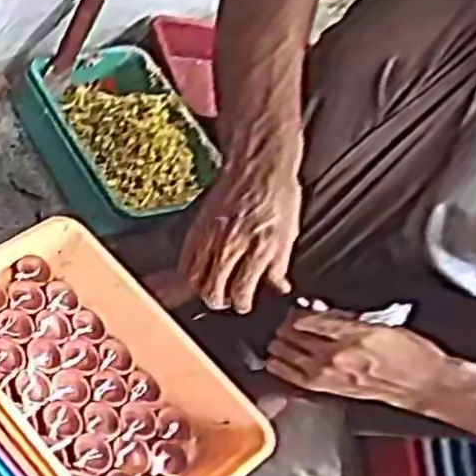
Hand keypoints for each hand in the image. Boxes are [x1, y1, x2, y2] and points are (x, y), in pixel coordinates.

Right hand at [179, 165, 301, 312]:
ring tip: (210, 291)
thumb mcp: (290, 229)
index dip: (241, 302)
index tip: (243, 306)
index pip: (243, 286)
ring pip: (195, 279)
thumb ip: (280, 262)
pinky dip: (190, 274)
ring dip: (201, 290)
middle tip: (225, 303)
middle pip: (213, 287)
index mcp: (260, 245)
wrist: (255, 169)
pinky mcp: (194, 234)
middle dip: (218, 300)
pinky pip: (186, 264)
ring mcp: (209, 240)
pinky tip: (197, 276)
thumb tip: (278, 286)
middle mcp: (232, 246)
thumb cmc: (277, 194)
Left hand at [266, 311, 453, 411]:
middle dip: (286, 326)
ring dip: (279, 342)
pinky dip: (275, 361)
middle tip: (289, 325)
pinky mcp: (316, 385)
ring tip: (285, 339)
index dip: (298, 314)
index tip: (297, 312)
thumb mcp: (385, 328)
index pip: (310, 320)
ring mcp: (322, 370)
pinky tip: (278, 357)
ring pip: (281, 350)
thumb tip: (317, 309)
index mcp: (356, 335)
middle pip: (290, 334)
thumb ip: (347, 320)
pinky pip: (281, 371)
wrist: (422, 384)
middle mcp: (334, 353)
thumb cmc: (411, 353)